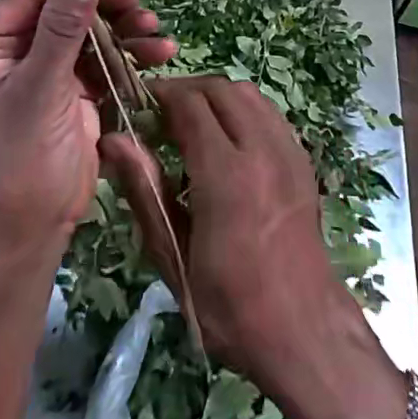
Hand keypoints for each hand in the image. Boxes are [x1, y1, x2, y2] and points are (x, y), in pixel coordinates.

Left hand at [0, 0, 174, 258]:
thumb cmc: (20, 160)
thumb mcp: (40, 89)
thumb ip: (63, 28)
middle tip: (136, 5)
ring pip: (94, 30)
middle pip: (69, 5)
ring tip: (154, 33)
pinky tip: (160, 54)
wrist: (31, 230)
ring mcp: (51, 70)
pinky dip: (133, 54)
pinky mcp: (78, 90)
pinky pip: (108, 58)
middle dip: (106, 2)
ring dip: (126, 28)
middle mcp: (19, 50)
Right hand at [102, 77, 409, 418]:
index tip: (137, 104)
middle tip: (160, 114)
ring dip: (217, 96)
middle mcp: (262, 150)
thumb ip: (144, 190)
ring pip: (250, 94)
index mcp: (226, 174)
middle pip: (221, 89)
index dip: (160, 95)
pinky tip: (228, 139)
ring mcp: (289, 152)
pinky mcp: (303, 161)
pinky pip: (270, 114)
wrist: (302, 329)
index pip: (190, 105)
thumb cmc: (229, 305)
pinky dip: (244, 110)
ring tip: (192, 122)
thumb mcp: (173, 256)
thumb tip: (114, 140)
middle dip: (187, 91)